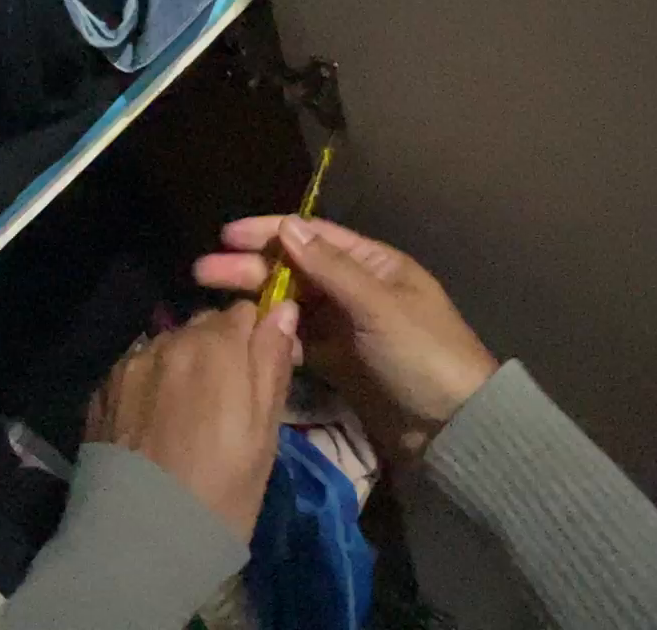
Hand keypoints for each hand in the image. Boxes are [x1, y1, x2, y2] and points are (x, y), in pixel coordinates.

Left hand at [86, 300, 298, 539]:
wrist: (138, 544)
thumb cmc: (219, 493)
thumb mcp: (263, 433)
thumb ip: (272, 362)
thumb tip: (283, 308)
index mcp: (218, 345)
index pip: (246, 312)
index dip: (257, 340)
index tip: (259, 375)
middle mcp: (172, 339)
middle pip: (206, 325)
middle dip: (220, 350)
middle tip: (224, 403)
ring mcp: (133, 361)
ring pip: (172, 345)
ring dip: (184, 365)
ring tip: (184, 417)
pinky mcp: (104, 385)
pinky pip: (140, 367)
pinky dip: (152, 384)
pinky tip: (153, 425)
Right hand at [195, 216, 498, 462]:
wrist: (454, 430)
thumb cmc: (424, 354)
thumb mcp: (378, 306)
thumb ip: (331, 268)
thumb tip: (286, 226)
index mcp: (371, 263)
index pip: (312, 236)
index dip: (268, 232)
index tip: (226, 235)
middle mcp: (353, 287)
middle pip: (294, 270)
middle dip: (250, 268)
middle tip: (203, 272)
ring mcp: (343, 325)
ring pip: (290, 304)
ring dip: (255, 301)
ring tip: (213, 303)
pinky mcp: (336, 361)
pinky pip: (297, 340)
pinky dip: (273, 336)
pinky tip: (245, 338)